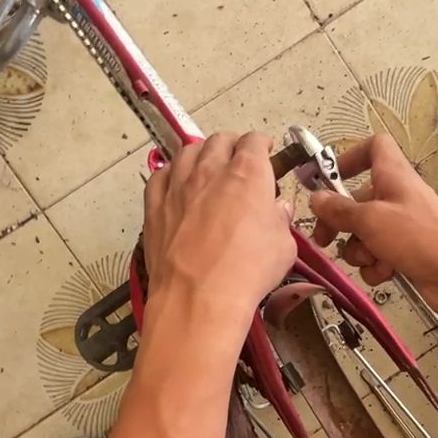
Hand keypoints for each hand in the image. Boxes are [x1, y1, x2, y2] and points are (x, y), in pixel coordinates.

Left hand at [142, 131, 295, 319]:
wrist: (199, 297)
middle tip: (239, 159)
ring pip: (187, 151)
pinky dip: (171, 173)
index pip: (254, 142)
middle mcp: (210, 171)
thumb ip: (280, 220)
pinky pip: (160, 176)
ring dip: (201, 153)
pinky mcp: (154, 206)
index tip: (266, 152)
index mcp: (247, 173)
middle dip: (232, 145)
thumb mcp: (284, 246)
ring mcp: (178, 186)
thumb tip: (277, 210)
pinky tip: (176, 183)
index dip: (262, 145)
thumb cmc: (247, 271)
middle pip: (219, 140)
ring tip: (207, 166)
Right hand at [308, 134, 437, 311]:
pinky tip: (386, 273)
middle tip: (323, 241)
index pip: (374, 147)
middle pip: (357, 200)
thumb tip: (314, 198)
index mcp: (392, 175)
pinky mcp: (405, 253)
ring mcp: (402, 227)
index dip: (351, 156)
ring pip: (364, 234)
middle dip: (338, 222)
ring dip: (359, 250)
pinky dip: (377, 266)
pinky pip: (378, 256)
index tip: (330, 177)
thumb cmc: (418, 237)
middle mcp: (396, 197)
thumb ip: (339, 210)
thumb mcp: (371, 220)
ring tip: (370, 258)